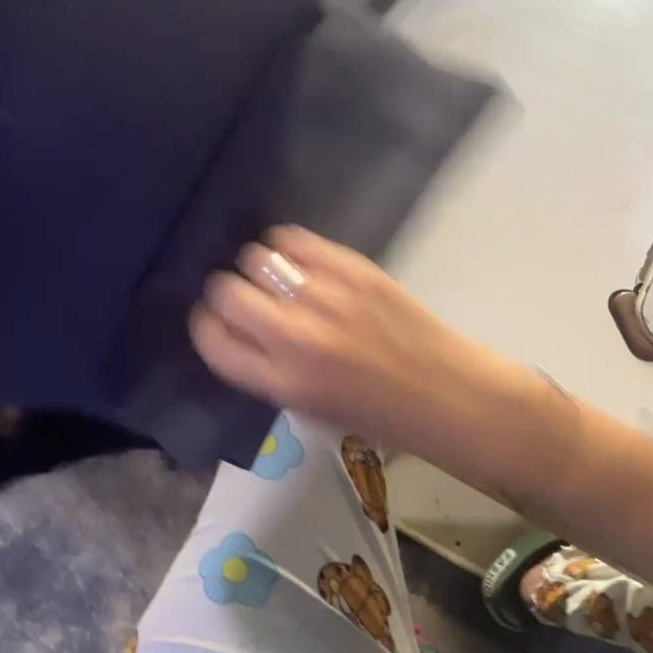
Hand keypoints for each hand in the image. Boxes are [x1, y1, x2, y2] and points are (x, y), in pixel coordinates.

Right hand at [190, 226, 543, 447]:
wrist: (447, 394)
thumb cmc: (376, 414)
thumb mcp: (308, 406)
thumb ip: (265, 367)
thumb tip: (235, 327)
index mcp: (282, 381)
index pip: (212, 339)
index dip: (204, 324)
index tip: (211, 320)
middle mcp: (296, 336)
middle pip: (226, 291)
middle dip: (224, 291)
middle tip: (240, 295)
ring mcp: (325, 296)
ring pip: (255, 258)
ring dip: (254, 267)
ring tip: (269, 274)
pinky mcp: (352, 267)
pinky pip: (294, 238)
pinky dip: (284, 245)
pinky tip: (293, 257)